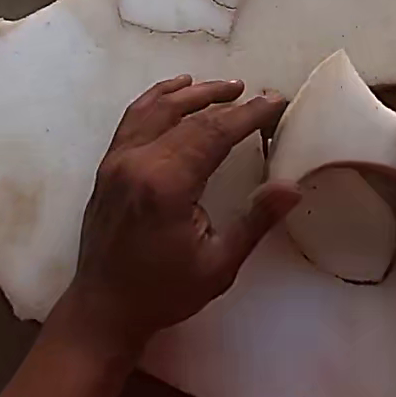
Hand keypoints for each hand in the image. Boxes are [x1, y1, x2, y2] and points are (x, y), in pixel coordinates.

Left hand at [53, 76, 300, 358]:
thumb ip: (256, 220)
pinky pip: (135, 117)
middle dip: (228, 103)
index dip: (248, 115)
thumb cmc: (164, 292)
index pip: (214, 133)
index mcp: (166, 185)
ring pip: (159, 108)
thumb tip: (292, 187)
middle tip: (259, 95)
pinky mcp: (108, 163)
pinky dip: (157, 97)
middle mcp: (138, 161)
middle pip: (190, 118)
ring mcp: (118, 159)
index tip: (275, 101)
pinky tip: (175, 90)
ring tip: (226, 87)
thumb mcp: (219, 265)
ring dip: (194, 93)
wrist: (103, 309)